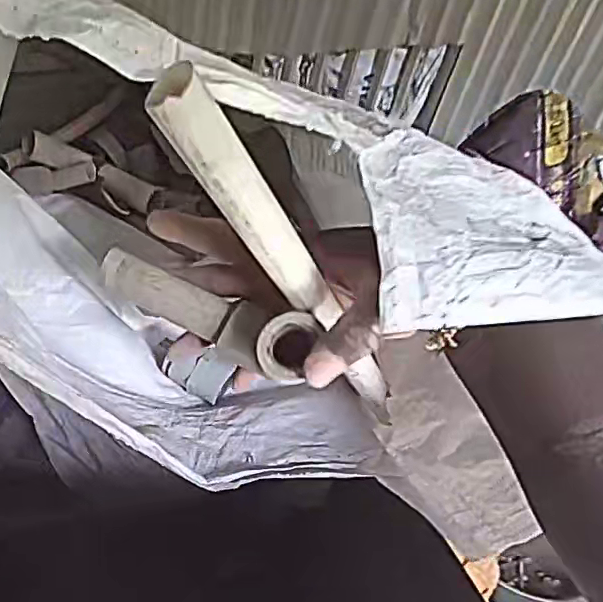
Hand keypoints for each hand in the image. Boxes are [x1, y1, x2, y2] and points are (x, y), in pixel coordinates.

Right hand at [146, 210, 409, 387]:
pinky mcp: (304, 316)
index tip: (160, 224)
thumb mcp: (384, 301)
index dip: (197, 231)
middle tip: (168, 319)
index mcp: (299, 253)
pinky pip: (269, 335)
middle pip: (227, 281)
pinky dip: (254, 356)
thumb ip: (349, 336)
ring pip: (241, 311)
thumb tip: (311, 372)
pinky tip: (242, 377)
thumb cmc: (410, 270)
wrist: (442, 274)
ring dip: (215, 334)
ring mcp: (293, 295)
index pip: (239, 236)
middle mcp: (288, 271)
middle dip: (193, 301)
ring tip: (188, 352)